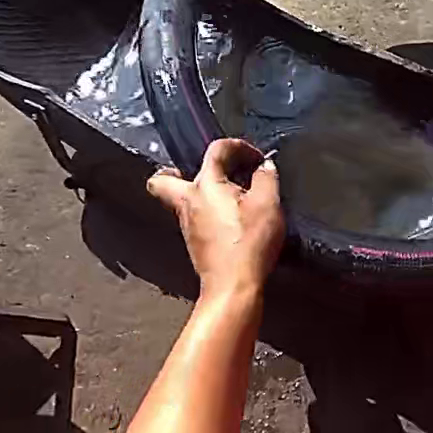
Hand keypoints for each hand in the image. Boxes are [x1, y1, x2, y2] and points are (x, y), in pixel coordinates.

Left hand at [147, 138, 284, 302]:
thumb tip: (265, 167)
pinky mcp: (195, 245)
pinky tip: (229, 222)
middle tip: (200, 173)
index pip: (216, 150)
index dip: (238, 147)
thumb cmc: (249, 243)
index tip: (256, 158)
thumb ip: (267, 178)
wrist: (234, 285)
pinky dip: (207, 215)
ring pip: (180, 201)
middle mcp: (188, 202)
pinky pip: (194, 221)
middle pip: (164, 179)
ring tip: (226, 198)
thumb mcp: (268, 203)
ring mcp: (187, 226)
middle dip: (176, 170)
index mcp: (205, 184)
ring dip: (199, 195)